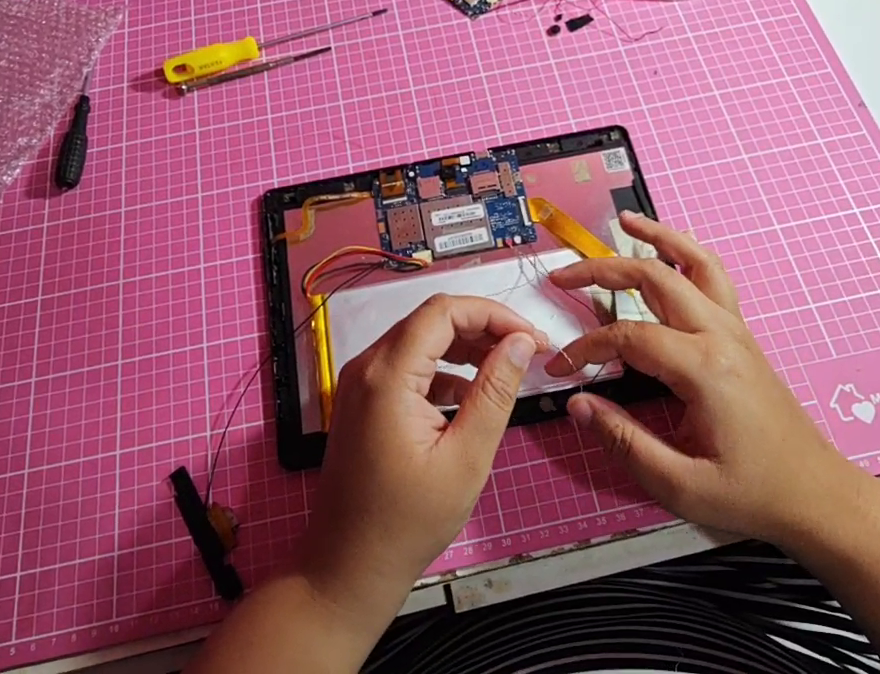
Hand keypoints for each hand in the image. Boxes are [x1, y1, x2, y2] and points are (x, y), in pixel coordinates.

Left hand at [296, 295, 544, 622]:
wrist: (347, 566)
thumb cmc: (409, 521)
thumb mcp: (466, 458)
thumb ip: (495, 392)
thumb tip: (520, 342)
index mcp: (388, 375)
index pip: (444, 311)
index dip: (494, 314)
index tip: (532, 338)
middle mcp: (367, 366)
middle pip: (431, 320)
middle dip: (484, 328)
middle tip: (528, 352)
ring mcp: (360, 382)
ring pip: (420, 340)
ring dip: (465, 347)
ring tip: (508, 369)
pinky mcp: (363, 400)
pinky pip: (407, 366)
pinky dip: (443, 370)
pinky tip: (471, 395)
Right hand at [545, 211, 863, 542]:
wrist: (818, 495)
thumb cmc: (755, 493)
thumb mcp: (682, 485)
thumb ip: (624, 441)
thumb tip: (578, 405)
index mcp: (704, 368)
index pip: (628, 336)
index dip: (586, 348)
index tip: (562, 368)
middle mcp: (721, 335)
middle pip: (655, 278)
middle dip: (603, 271)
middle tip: (564, 277)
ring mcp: (735, 330)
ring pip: (694, 262)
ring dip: (658, 237)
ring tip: (627, 221)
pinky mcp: (741, 336)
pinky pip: (712, 278)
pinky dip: (685, 254)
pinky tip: (667, 253)